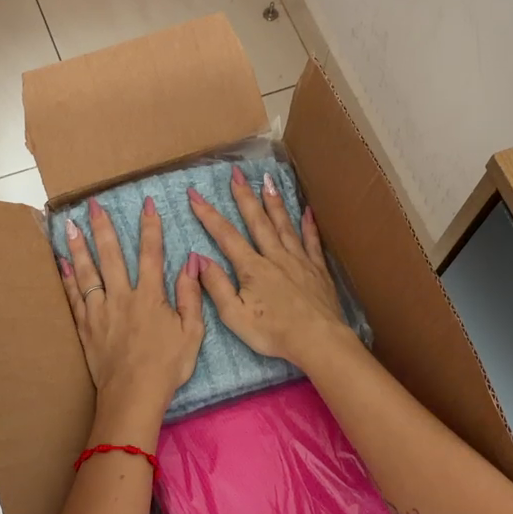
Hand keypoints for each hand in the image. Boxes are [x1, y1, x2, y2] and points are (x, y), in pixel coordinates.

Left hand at [59, 198, 205, 421]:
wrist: (133, 395)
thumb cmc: (167, 366)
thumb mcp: (192, 332)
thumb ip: (191, 296)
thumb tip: (192, 263)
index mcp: (151, 297)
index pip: (151, 254)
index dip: (150, 227)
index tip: (146, 203)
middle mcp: (122, 297)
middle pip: (111, 256)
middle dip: (103, 227)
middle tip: (93, 204)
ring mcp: (100, 312)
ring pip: (87, 272)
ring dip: (79, 247)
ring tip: (70, 225)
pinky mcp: (86, 328)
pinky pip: (74, 298)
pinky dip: (68, 279)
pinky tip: (63, 263)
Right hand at [188, 166, 352, 366]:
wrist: (317, 339)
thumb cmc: (273, 332)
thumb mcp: (235, 316)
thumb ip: (217, 286)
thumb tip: (199, 259)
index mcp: (252, 268)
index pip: (226, 236)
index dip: (208, 215)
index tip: (195, 194)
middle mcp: (275, 257)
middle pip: (257, 221)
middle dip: (244, 196)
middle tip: (236, 173)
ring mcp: (299, 261)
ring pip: (284, 225)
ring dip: (274, 202)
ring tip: (267, 181)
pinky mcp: (317, 270)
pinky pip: (312, 241)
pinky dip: (308, 225)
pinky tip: (307, 211)